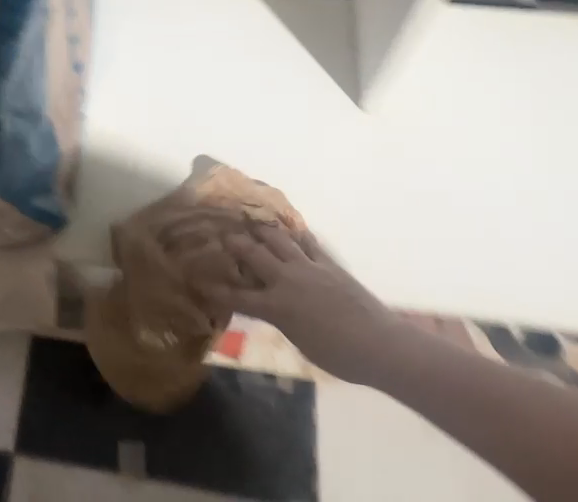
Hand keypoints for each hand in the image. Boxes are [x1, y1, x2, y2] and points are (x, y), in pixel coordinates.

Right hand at [191, 224, 401, 384]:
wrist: (378, 344)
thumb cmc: (338, 356)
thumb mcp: (300, 343)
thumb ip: (282, 321)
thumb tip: (273, 310)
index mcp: (276, 307)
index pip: (238, 296)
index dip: (216, 289)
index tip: (199, 280)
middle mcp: (287, 280)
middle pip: (254, 255)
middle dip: (236, 244)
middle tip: (223, 234)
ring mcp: (309, 267)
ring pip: (278, 240)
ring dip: (263, 230)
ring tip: (253, 221)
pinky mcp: (329, 264)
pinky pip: (308, 242)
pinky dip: (297, 234)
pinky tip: (292, 228)